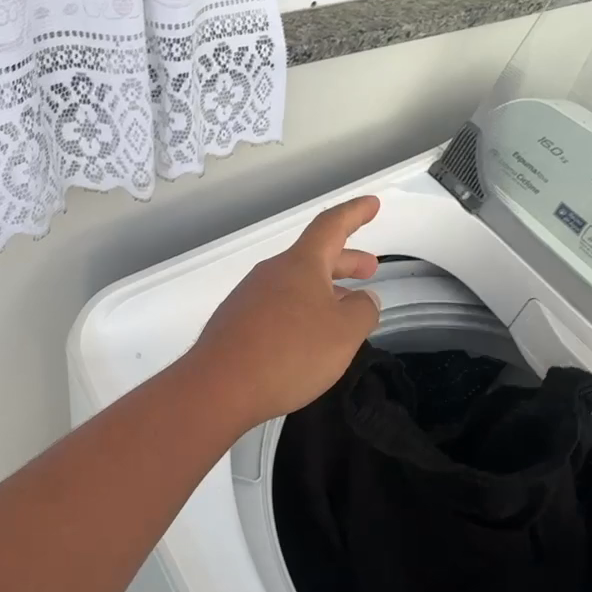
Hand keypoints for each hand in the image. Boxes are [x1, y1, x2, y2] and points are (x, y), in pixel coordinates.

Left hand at [179, 196, 382, 430]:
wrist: (218, 386)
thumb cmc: (289, 353)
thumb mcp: (344, 333)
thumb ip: (363, 311)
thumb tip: (362, 299)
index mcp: (300, 265)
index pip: (331, 226)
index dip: (355, 213)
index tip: (372, 204)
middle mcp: (272, 273)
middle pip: (313, 257)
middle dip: (344, 261)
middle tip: (369, 268)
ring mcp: (249, 297)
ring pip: (295, 284)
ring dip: (323, 290)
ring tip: (345, 309)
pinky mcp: (236, 324)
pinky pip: (277, 307)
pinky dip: (301, 312)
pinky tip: (308, 337)